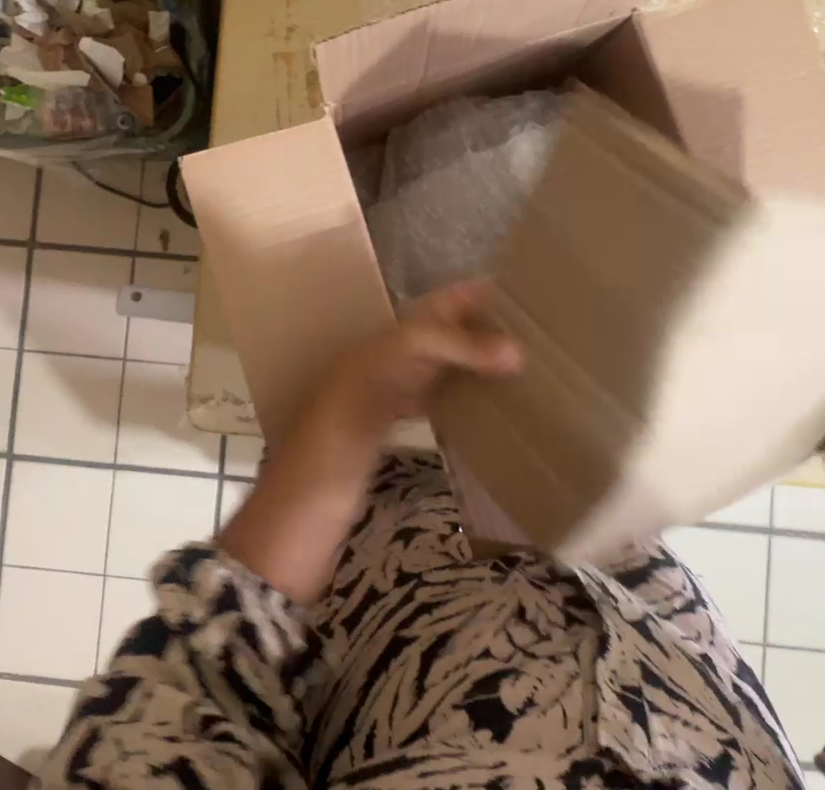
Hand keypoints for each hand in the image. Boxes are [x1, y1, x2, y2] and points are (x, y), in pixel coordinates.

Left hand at [219, 281, 522, 603]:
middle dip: (478, 328)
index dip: (465, 297)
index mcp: (370, 351)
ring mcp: (380, 406)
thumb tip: (512, 350)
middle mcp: (376, 370)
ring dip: (472, 363)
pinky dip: (457, 399)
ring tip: (522, 363)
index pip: (428, 311)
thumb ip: (436, 358)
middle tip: (535, 331)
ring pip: (433, 369)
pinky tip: (485, 409)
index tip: (518, 292)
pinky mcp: (385, 443)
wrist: (289, 531)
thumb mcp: (372, 394)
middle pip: (435, 336)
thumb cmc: (324, 458)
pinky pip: (427, 405)